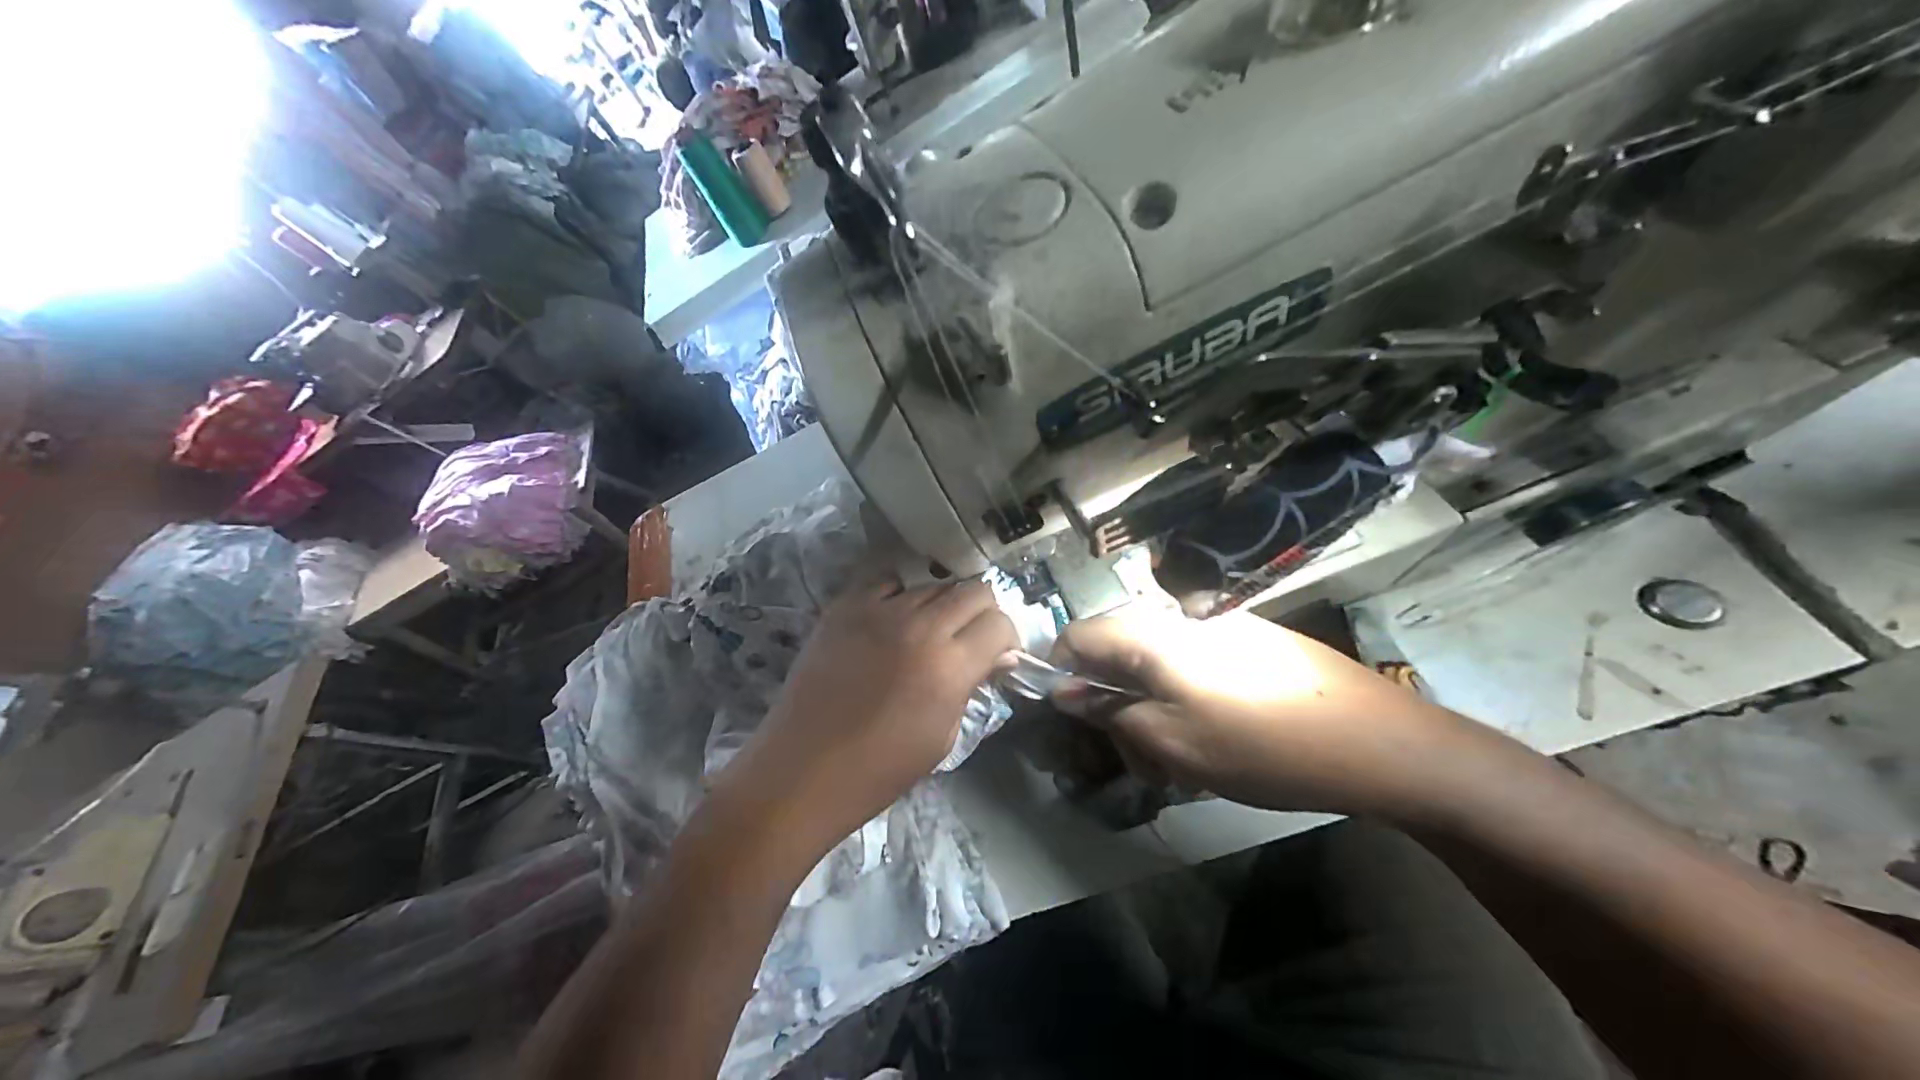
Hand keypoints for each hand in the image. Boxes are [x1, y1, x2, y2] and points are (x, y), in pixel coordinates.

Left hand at [727, 579, 1018, 846]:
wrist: (803, 769)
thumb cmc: (879, 769)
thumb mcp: (943, 737)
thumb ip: (972, 686)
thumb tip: (996, 657)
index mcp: (949, 666)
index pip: (999, 623)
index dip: (1006, 638)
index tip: (997, 654)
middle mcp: (920, 626)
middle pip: (973, 590)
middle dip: (982, 613)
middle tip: (970, 639)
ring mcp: (878, 610)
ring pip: (932, 583)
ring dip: (942, 604)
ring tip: (929, 631)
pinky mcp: (844, 606)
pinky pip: (887, 581)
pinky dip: (900, 594)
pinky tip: (894, 618)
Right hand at [1051, 608, 1486, 818]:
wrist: (1380, 743)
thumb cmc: (1262, 746)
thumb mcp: (1171, 743)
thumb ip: (1110, 712)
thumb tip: (1066, 691)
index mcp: (1151, 633)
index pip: (1076, 635)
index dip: (1063, 676)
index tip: (1079, 722)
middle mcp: (1179, 616)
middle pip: (1115, 651)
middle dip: (1114, 704)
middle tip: (1142, 760)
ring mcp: (1220, 625)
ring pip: (1156, 662)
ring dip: (1152, 709)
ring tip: (1184, 760)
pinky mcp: (1251, 640)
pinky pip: (1194, 662)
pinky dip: (1186, 698)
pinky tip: (1219, 737)